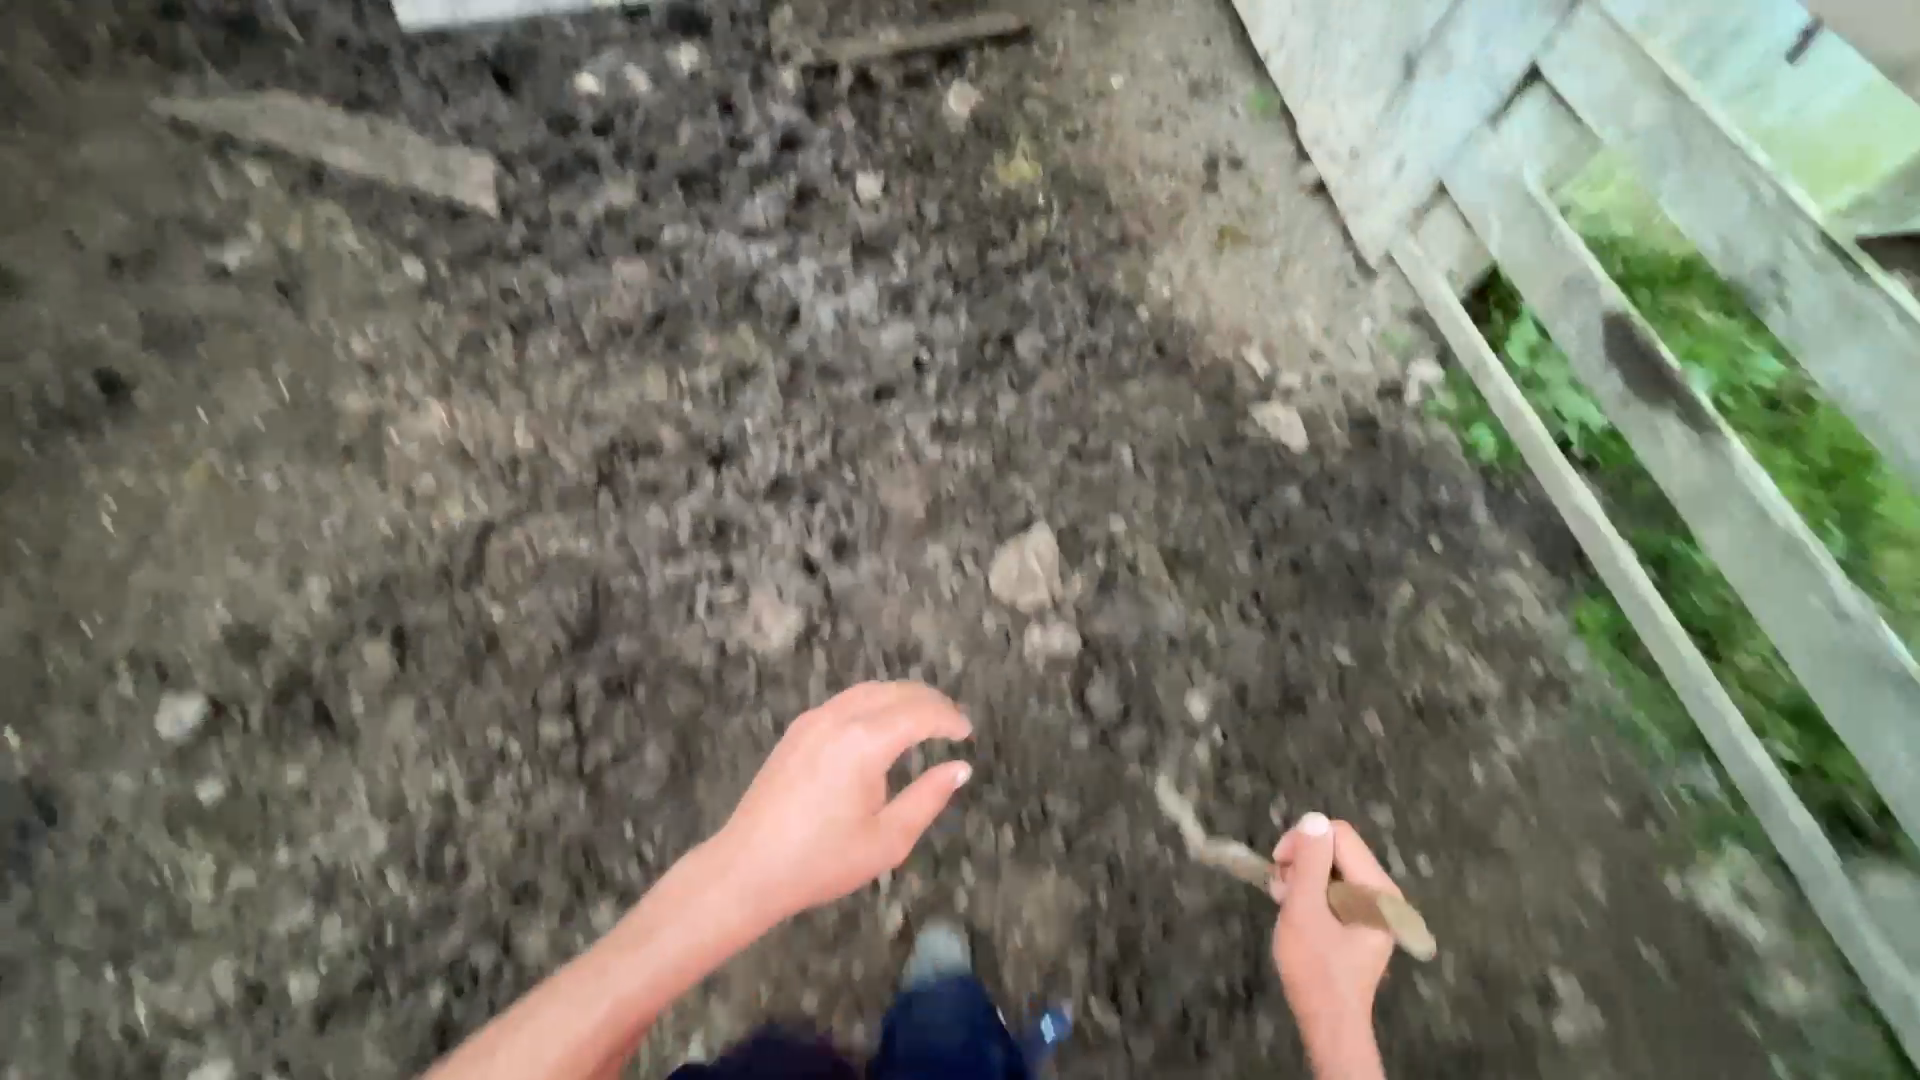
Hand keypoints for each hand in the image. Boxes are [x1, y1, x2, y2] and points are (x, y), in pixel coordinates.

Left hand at [708, 681, 973, 926]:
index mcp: (865, 742)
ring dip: (902, 698)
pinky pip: (846, 701)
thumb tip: (960, 768)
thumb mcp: (887, 840)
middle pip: (896, 691)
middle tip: (953, 724)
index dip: (950, 718)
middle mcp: (839, 718)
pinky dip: (875, 703)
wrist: (746, 869)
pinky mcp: (797, 730)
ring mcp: (813, 720)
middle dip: (930, 702)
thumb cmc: (821, 861)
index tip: (968, 733)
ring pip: (869, 690)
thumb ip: (928, 798)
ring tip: (925, 721)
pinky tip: (883, 728)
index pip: (921, 713)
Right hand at [1271, 813, 1395, 1079]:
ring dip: (1301, 876)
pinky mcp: (1363, 916)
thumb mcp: (1304, 910)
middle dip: (1301, 861)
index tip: (1279, 866)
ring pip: (1330, 864)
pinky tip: (1297, 910)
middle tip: (1282, 890)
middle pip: (1335, 847)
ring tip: (1287, 902)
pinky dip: (1310, 890)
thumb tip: (1313, 817)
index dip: (1302, 841)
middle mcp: (1383, 892)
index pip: (1338, 834)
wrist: (1328, 1022)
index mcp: (1377, 889)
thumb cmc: (1315, 968)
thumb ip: (1308, 862)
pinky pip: (1333, 883)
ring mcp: (1375, 905)